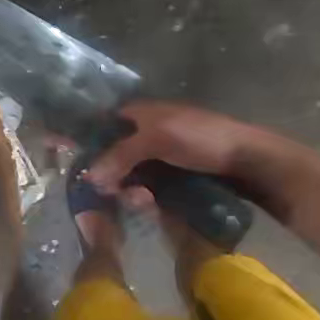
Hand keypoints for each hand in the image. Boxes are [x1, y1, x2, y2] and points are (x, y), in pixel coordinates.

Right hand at [85, 102, 313, 221]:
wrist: (251, 161)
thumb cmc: (202, 139)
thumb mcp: (158, 139)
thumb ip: (120, 154)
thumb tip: (89, 176)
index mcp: (139, 113)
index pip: (101, 124)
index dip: (84, 141)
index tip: (68, 160)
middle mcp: (145, 132)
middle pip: (112, 155)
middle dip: (110, 175)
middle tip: (113, 193)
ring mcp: (159, 157)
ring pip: (129, 176)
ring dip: (131, 191)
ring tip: (145, 203)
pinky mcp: (173, 179)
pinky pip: (147, 189)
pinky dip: (146, 198)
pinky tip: (154, 207)